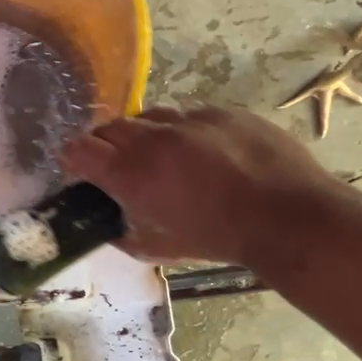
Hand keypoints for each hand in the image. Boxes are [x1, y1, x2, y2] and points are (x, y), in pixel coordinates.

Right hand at [62, 106, 346, 264]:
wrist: (289, 219)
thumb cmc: (214, 238)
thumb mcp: (150, 246)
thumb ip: (117, 229)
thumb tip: (105, 222)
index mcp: (128, 172)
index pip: (77, 149)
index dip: (73, 160)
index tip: (80, 172)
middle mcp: (154, 139)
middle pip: (108, 128)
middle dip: (105, 145)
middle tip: (116, 164)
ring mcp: (193, 121)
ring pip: (148, 116)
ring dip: (143, 134)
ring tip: (158, 153)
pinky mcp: (227, 114)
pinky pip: (190, 115)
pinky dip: (182, 130)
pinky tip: (198, 150)